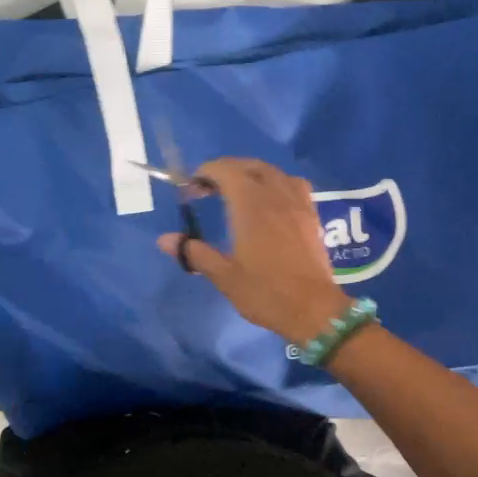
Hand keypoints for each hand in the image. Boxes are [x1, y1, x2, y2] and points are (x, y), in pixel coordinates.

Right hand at [157, 157, 352, 344]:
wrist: (312, 309)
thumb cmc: (264, 293)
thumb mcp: (224, 276)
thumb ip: (195, 253)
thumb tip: (165, 240)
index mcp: (250, 205)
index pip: (226, 171)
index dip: (207, 173)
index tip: (192, 187)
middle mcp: (275, 194)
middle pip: (250, 167)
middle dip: (227, 170)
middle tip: (209, 188)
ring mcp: (297, 203)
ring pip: (273, 172)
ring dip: (252, 174)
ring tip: (239, 191)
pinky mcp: (311, 215)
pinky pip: (292, 185)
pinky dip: (276, 183)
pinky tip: (272, 201)